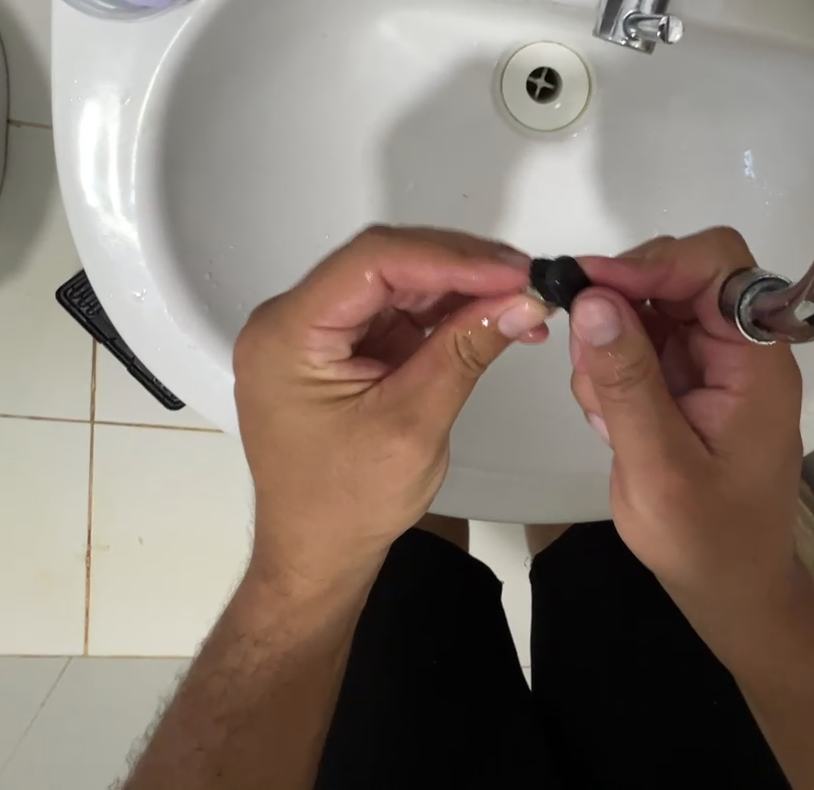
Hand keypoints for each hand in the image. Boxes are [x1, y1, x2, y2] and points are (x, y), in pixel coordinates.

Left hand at [233, 226, 548, 590]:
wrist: (319, 555)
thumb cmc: (347, 504)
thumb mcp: (413, 425)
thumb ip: (465, 352)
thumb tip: (524, 301)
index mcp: (289, 334)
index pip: (373, 263)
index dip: (448, 258)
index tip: (512, 271)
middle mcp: (297, 320)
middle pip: (387, 263)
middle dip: (462, 267)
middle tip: (525, 278)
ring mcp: (324, 330)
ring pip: (401, 281)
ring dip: (464, 286)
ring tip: (521, 298)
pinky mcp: (349, 344)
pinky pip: (404, 309)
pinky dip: (452, 311)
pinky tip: (494, 318)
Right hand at [566, 228, 804, 624]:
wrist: (730, 589)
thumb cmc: (707, 541)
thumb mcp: (658, 467)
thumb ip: (626, 382)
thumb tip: (593, 299)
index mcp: (756, 359)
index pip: (718, 264)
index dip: (655, 262)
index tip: (590, 285)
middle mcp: (737, 347)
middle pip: (677, 276)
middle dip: (623, 307)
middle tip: (588, 359)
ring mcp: (709, 360)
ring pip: (647, 307)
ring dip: (611, 346)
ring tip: (607, 414)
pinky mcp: (683, 377)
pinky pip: (637, 341)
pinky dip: (611, 369)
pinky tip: (613, 422)